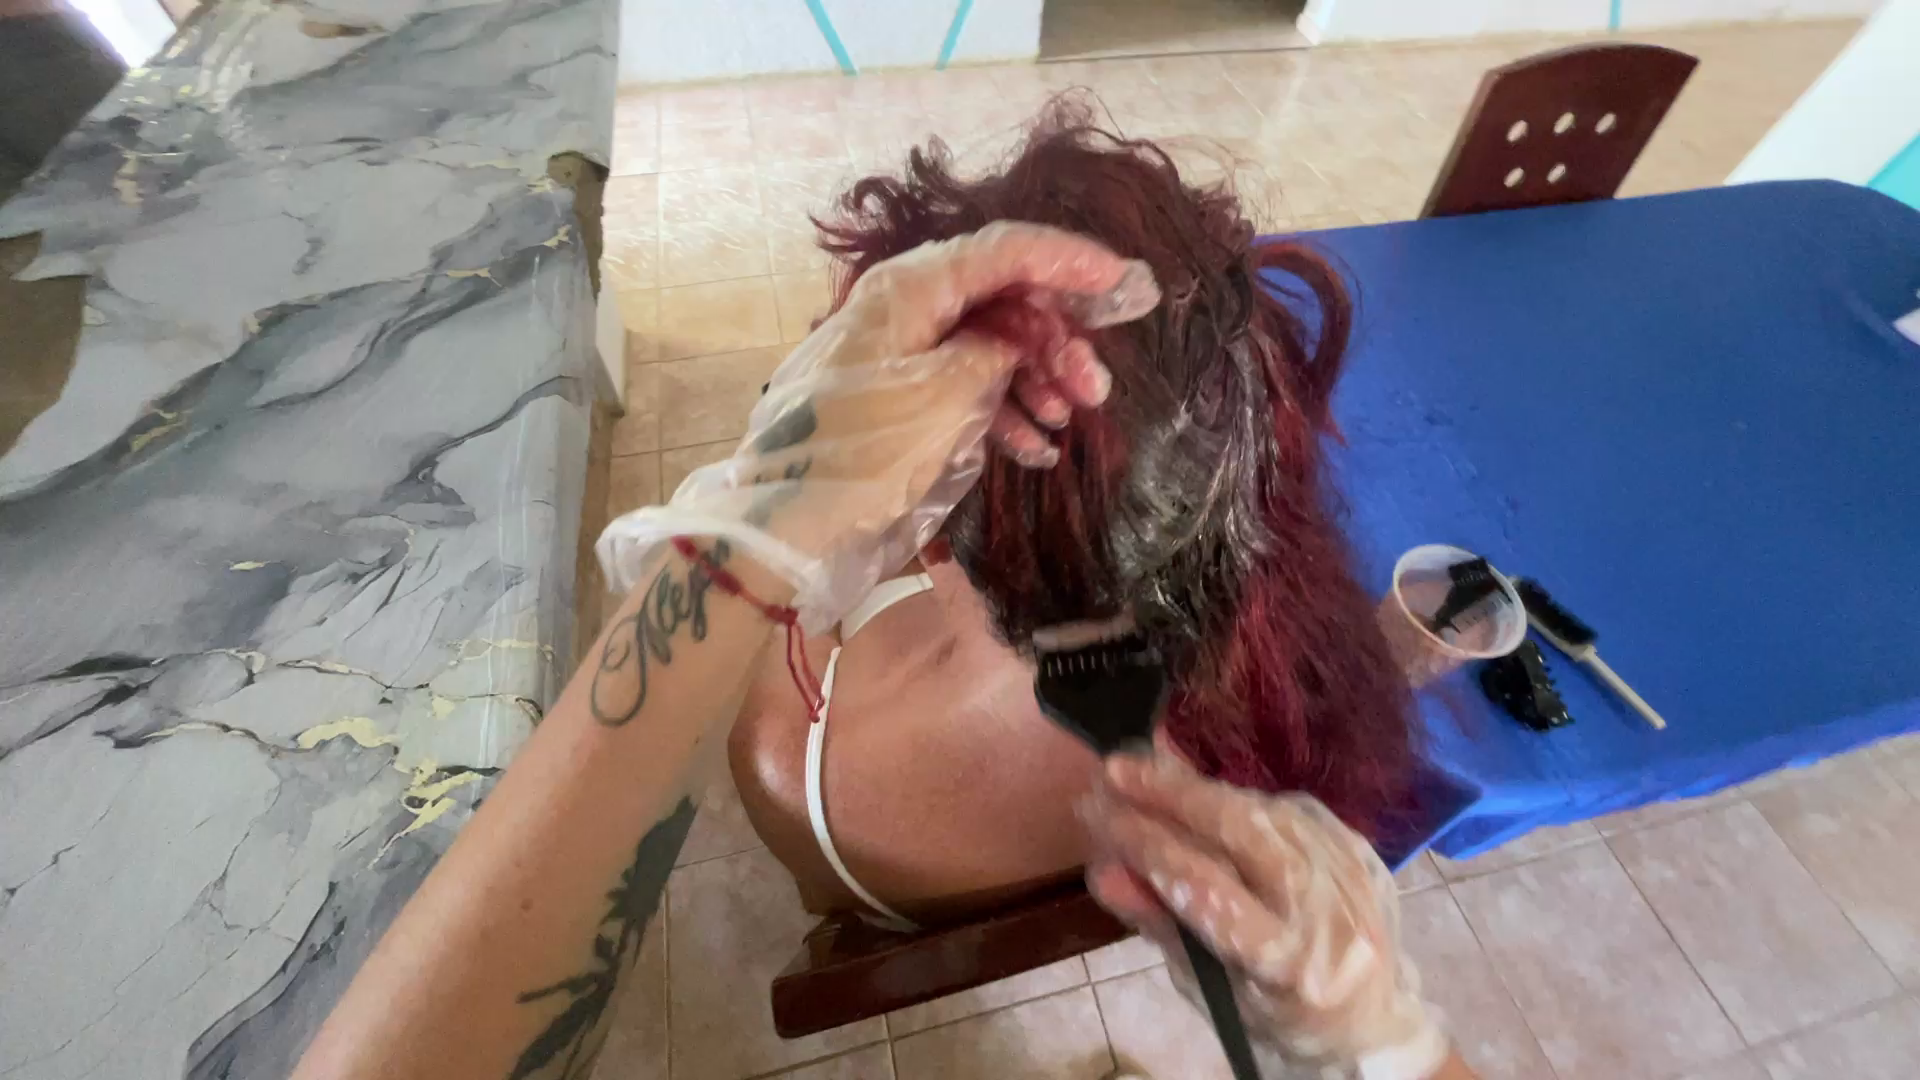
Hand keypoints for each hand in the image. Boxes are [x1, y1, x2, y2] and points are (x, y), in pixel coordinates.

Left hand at [597, 222, 1158, 629]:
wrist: (793, 524)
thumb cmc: (865, 452)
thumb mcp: (943, 396)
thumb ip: (994, 352)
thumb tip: (1015, 341)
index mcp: (911, 289)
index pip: (1003, 252)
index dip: (1067, 260)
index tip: (1121, 280)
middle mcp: (909, 311)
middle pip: (1002, 303)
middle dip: (1056, 340)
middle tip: (1097, 386)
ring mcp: (908, 357)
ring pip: (990, 350)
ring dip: (1036, 381)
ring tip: (1068, 418)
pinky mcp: (907, 401)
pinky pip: (967, 390)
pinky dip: (1002, 413)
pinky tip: (1034, 448)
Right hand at [1082, 753, 1450, 1078]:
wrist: (1375, 1021)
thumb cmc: (1276, 1015)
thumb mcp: (1212, 989)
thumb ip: (1160, 923)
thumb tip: (1104, 872)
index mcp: (1287, 960)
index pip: (1204, 888)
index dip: (1146, 846)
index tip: (1097, 814)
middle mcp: (1322, 904)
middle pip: (1239, 828)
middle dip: (1170, 792)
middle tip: (1115, 768)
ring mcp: (1343, 863)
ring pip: (1256, 806)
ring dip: (1193, 788)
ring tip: (1143, 775)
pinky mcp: (1353, 838)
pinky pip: (1276, 805)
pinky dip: (1228, 799)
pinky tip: (1196, 797)